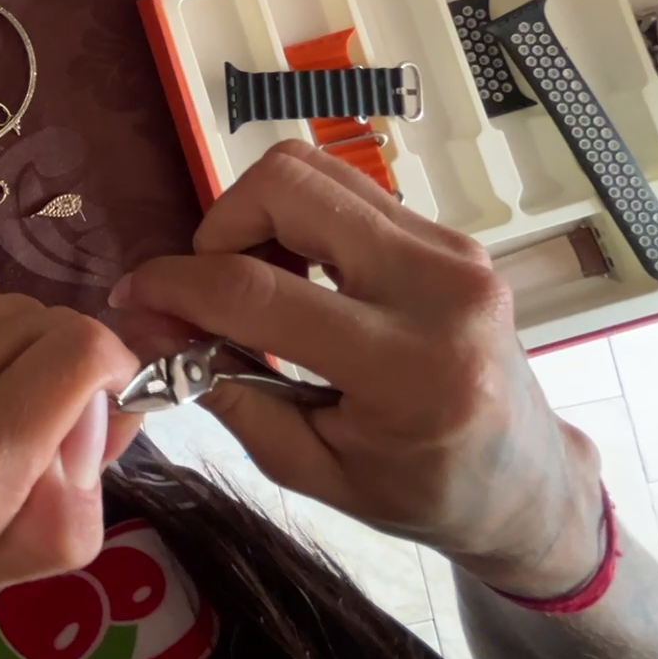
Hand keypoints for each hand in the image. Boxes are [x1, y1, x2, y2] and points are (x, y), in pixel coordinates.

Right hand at [111, 141, 604, 597]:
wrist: (525, 479)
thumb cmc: (413, 489)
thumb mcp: (302, 465)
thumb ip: (219, 388)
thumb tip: (144, 322)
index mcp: (410, 368)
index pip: (255, 290)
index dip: (172, 284)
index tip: (132, 296)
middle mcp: (439, 286)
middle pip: (285, 187)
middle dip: (217, 228)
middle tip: (211, 288)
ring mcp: (449, 247)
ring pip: (307, 170)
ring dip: (249, 217)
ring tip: (251, 280)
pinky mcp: (442, 232)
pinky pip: (333, 187)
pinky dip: (284, 218)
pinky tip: (289, 273)